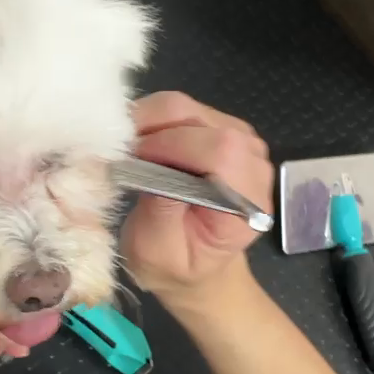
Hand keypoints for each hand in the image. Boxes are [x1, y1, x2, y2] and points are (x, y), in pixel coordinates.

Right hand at [120, 92, 274, 311]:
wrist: (197, 263)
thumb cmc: (178, 265)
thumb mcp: (159, 255)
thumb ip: (161, 214)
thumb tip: (149, 167)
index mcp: (247, 203)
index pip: (221, 152)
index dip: (171, 146)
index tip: (131, 161)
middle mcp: (253, 165)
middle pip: (204, 122)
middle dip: (154, 129)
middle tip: (120, 153)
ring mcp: (240, 141)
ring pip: (189, 108)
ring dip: (149, 121)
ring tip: (126, 149)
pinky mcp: (222, 128)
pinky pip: (184, 108)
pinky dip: (153, 119)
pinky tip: (139, 143)